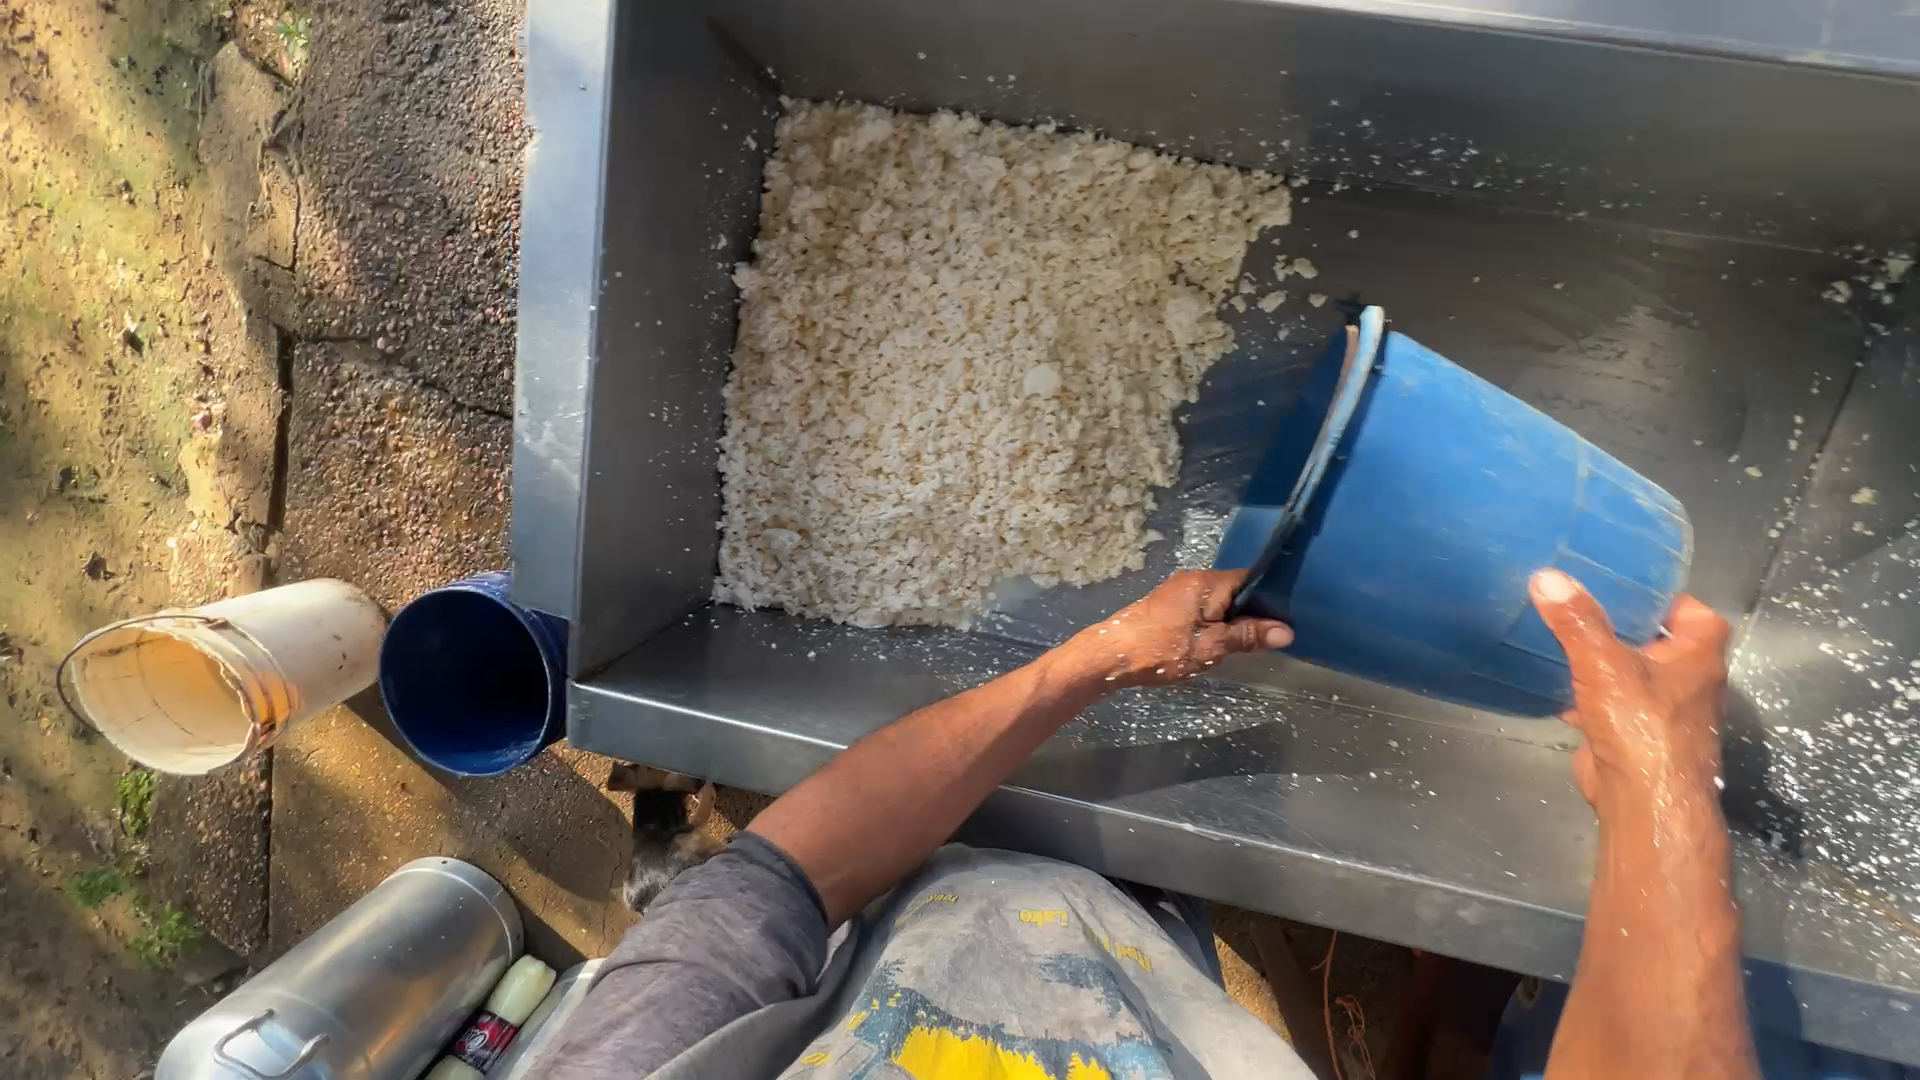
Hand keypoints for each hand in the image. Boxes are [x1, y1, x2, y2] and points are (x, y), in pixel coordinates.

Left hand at [1057, 569, 1292, 688]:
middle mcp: (1193, 579)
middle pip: (1236, 589)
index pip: (1252, 579)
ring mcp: (1179, 591)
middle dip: (1256, 609)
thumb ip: (1247, 636)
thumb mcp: (1210, 646)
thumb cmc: (1161, 649)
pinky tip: (1226, 638)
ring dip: (1235, 617)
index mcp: (1206, 582)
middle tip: (1281, 632)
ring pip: (1219, 600)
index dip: (1274, 596)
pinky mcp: (1169, 605)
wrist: (1110, 655)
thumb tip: (1286, 631)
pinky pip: (1204, 607)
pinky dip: (1217, 620)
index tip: (1294, 614)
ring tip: (1258, 639)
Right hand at [1529, 569, 1728, 814]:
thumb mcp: (1603, 663)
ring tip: (1562, 638)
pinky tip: (1558, 686)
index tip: (1624, 586)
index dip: (1665, 598)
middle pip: (1660, 642)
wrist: (1641, 795)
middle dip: (1623, 626)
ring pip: (1634, 672)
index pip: (1696, 614)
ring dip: (1605, 659)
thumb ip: (1577, 621)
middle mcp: (1689, 682)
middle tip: (1580, 606)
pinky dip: (1590, 691)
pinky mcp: (1636, 733)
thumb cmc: (1639, 724)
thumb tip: (1547, 576)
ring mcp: (1665, 710)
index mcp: (1698, 658)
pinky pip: (1614, 700)